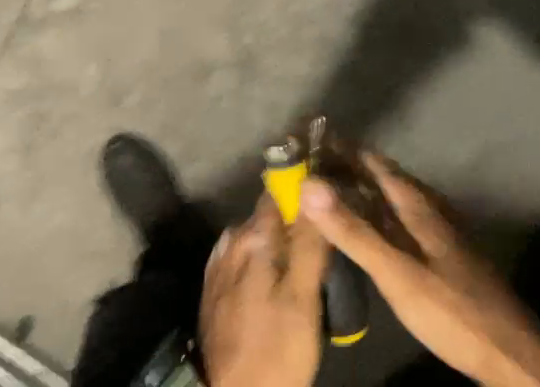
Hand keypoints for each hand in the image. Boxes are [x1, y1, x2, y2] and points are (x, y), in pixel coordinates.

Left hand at [198, 195, 330, 386]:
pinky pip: (241, 257)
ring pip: (252, 238)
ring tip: (304, 253)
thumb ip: (306, 246)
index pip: (276, 196)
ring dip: (275, 240)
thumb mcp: (302, 299)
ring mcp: (218, 265)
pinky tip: (275, 273)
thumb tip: (313, 193)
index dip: (300, 190)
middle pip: (264, 218)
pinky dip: (260, 257)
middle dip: (291, 217)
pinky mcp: (214, 287)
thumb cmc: (276, 349)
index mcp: (252, 239)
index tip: (325, 192)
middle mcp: (230, 243)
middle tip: (324, 230)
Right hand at [300, 153, 539, 386]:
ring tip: (339, 189)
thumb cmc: (453, 311)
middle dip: (354, 167)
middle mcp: (434, 213)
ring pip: (400, 200)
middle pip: (389, 179)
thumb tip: (308, 183)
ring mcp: (445, 237)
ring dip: (369, 189)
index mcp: (421, 209)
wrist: (517, 359)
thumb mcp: (396, 274)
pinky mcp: (449, 260)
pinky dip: (382, 214)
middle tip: (317, 163)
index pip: (377, 164)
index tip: (314, 136)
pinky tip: (376, 229)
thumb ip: (353, 231)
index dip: (346, 149)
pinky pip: (406, 222)